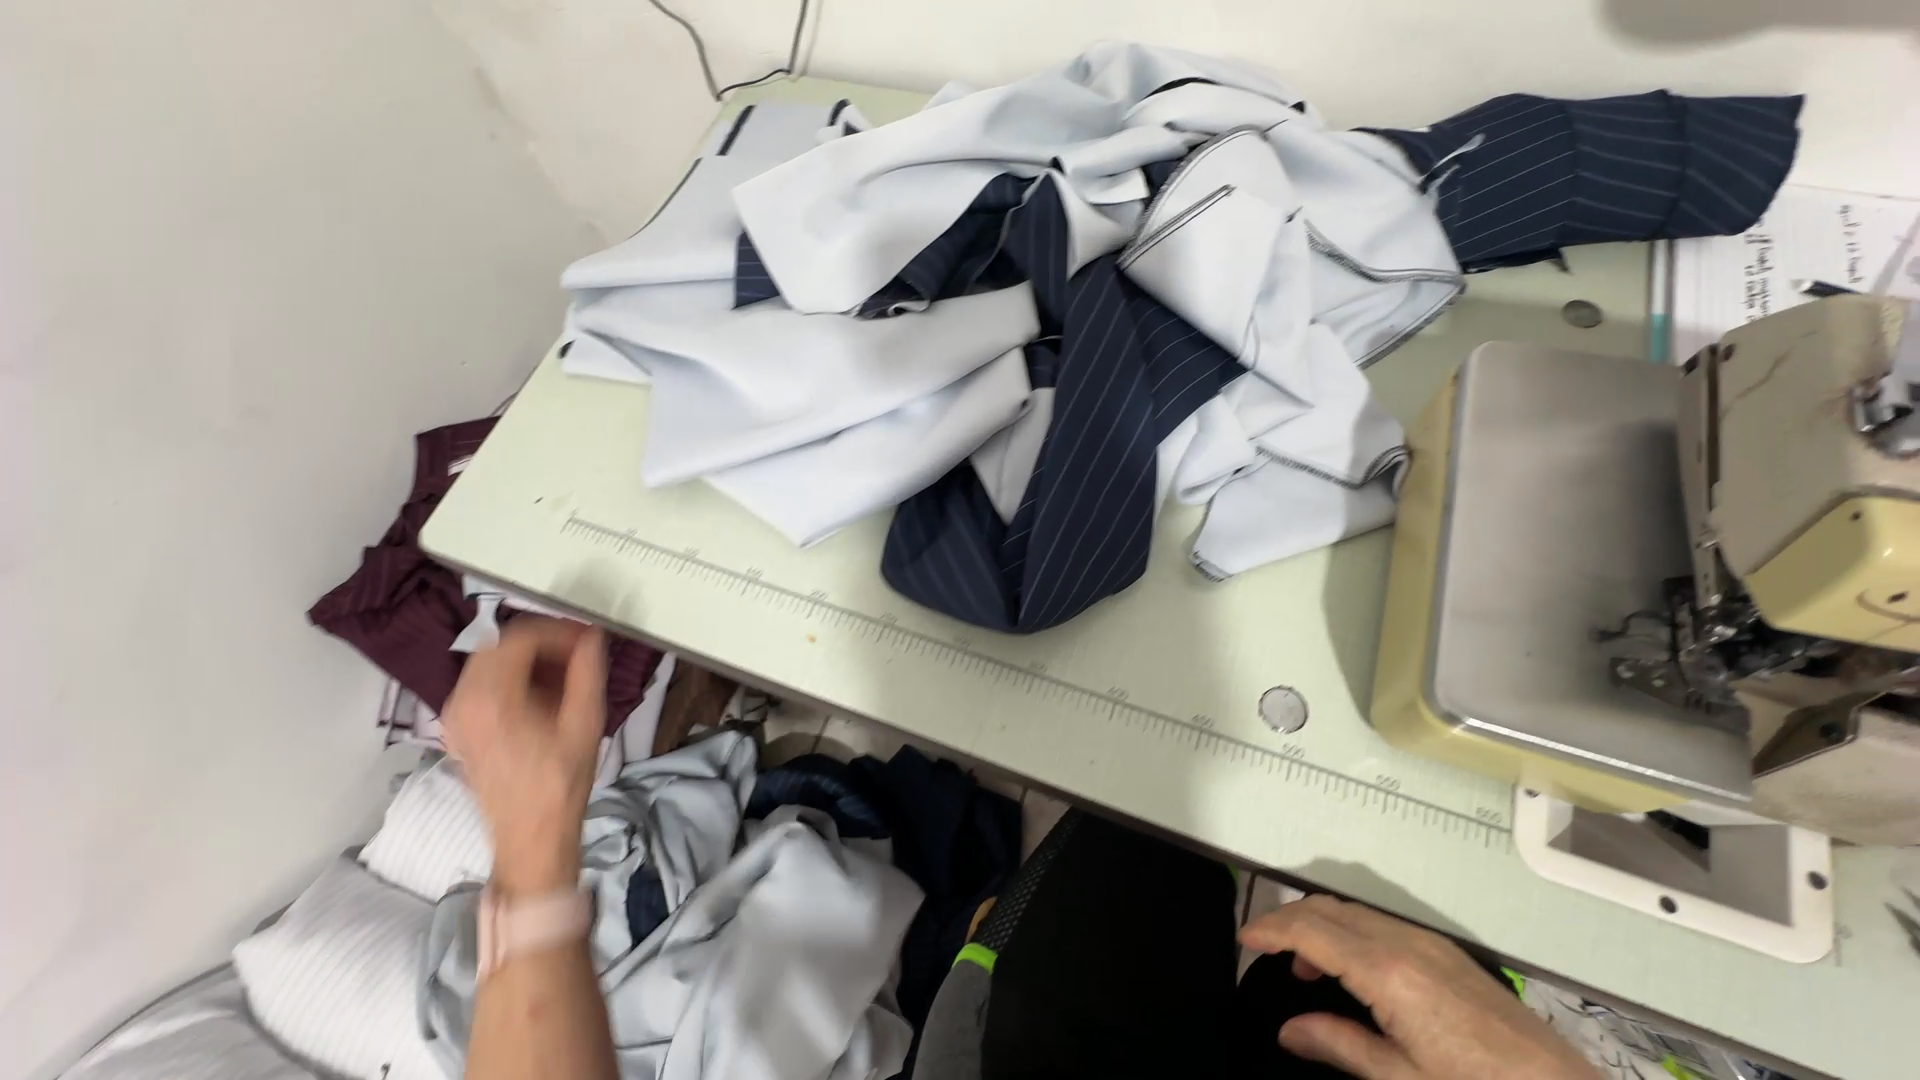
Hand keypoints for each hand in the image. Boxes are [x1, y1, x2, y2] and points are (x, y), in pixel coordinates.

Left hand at [442, 617, 606, 898]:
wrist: (531, 835)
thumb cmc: (561, 781)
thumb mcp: (585, 722)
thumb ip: (588, 670)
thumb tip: (591, 637)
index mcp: (492, 697)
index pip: (520, 637)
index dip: (557, 630)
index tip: (586, 640)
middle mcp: (463, 701)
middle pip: (499, 645)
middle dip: (542, 642)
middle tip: (577, 655)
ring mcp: (455, 716)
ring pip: (489, 663)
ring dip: (527, 660)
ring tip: (563, 677)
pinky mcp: (458, 729)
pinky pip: (481, 685)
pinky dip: (510, 678)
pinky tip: (540, 697)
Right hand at [1238, 895, 1596, 1079]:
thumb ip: (1340, 1047)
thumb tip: (1289, 1031)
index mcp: (1387, 972)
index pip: (1310, 930)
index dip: (1271, 929)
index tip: (1243, 938)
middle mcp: (1405, 942)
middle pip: (1329, 910)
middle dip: (1290, 921)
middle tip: (1263, 950)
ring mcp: (1430, 943)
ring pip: (1354, 913)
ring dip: (1319, 926)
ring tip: (1304, 968)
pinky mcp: (1448, 954)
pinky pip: (1381, 925)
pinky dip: (1349, 933)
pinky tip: (1352, 971)